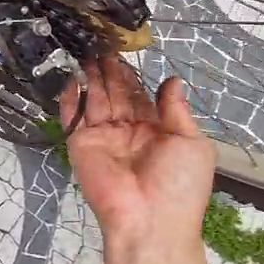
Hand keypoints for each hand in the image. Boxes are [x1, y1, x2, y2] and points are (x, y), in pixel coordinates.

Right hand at [60, 56, 213, 251]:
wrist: (149, 219)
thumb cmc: (179, 183)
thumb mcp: (192, 144)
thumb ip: (176, 110)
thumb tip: (172, 79)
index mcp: (156, 130)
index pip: (140, 96)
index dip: (132, 76)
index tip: (124, 50)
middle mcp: (127, 130)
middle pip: (116, 94)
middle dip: (109, 71)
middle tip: (100, 44)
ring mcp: (102, 136)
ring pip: (95, 99)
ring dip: (91, 77)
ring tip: (85, 52)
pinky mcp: (79, 142)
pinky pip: (73, 115)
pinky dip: (71, 96)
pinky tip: (72, 77)